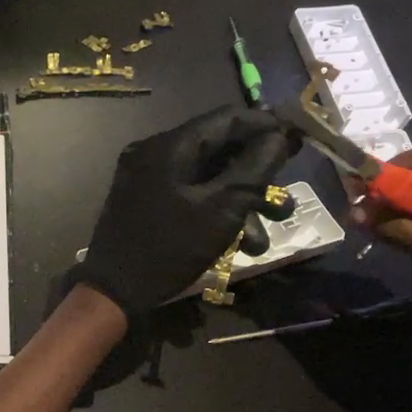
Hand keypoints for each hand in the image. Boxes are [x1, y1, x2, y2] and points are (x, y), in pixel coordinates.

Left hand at [73, 107, 298, 318]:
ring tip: (260, 242)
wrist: (113, 293)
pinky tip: (237, 246)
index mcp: (168, 145)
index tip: (298, 143)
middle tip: (283, 204)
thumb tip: (279, 134)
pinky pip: (186, 196)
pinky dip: (212, 214)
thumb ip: (255, 166)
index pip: (228, 118)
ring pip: (205, 181)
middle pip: (219, 152)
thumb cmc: (169, 249)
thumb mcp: (222, 208)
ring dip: (238, 207)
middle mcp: (153, 153)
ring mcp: (145, 179)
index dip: (267, 128)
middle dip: (256, 181)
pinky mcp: (143, 203)